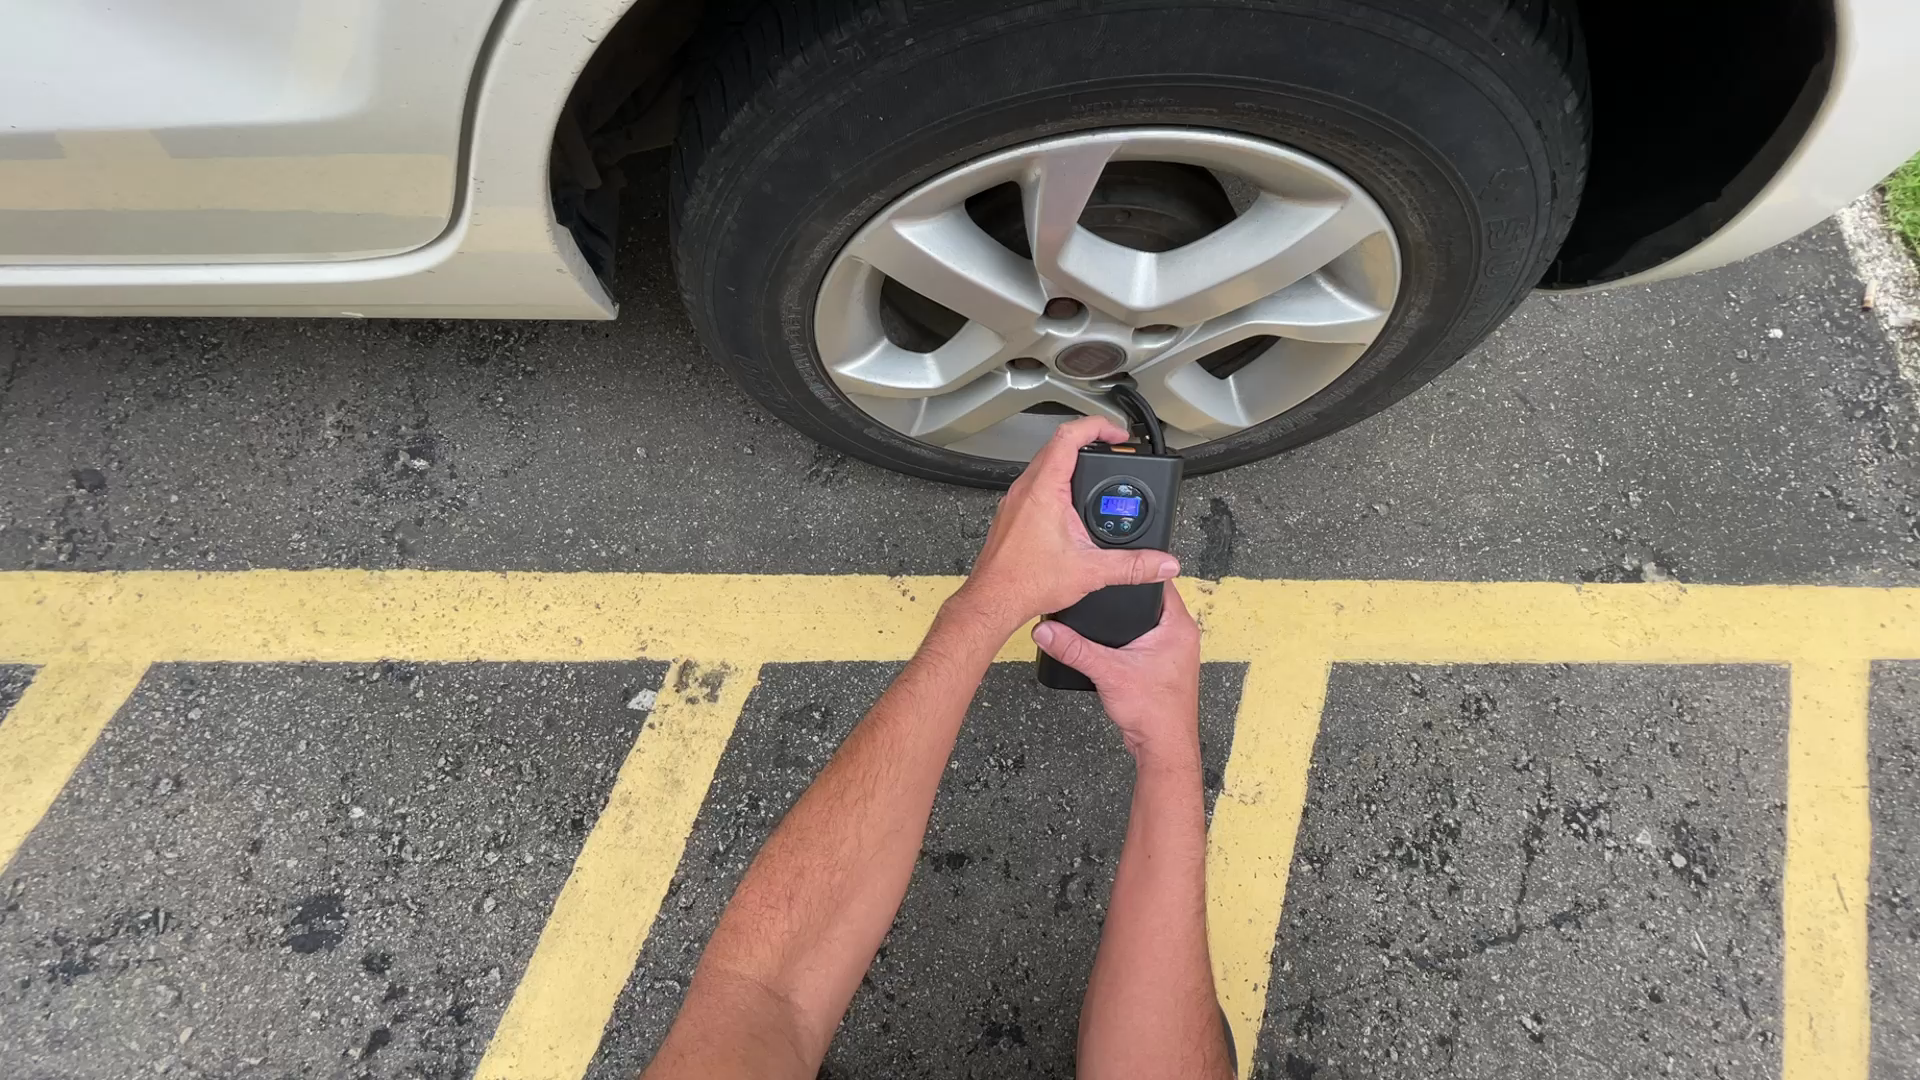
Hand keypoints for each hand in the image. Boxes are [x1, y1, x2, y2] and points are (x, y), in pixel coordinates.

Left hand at [956, 416, 1180, 631]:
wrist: (993, 601)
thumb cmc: (1024, 583)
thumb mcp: (1090, 572)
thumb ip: (1132, 566)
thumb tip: (1161, 563)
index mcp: (1043, 490)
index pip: (1068, 436)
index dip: (1097, 426)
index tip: (1117, 434)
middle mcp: (1024, 489)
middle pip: (1056, 446)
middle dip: (1088, 443)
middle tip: (1111, 450)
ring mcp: (1014, 501)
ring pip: (1043, 465)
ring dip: (1070, 464)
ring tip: (1094, 474)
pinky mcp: (1011, 515)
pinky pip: (1035, 486)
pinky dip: (1056, 485)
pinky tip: (1070, 506)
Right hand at [1032, 584, 1201, 766]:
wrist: (1163, 749)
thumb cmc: (1155, 713)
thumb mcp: (1107, 672)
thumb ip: (1074, 648)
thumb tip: (1047, 631)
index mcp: (1178, 626)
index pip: (1158, 582)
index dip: (1135, 571)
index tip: (1113, 563)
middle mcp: (1180, 635)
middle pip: (1148, 600)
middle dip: (1123, 594)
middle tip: (1099, 582)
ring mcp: (1171, 651)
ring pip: (1144, 621)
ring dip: (1124, 617)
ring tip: (1099, 607)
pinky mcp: (1160, 666)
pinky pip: (1141, 640)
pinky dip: (1124, 637)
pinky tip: (1106, 639)